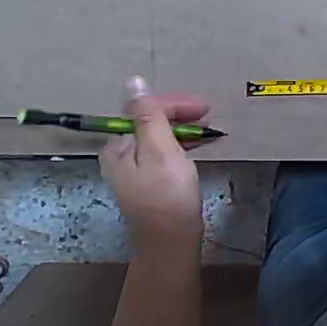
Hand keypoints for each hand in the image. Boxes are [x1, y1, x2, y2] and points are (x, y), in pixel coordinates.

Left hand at [100, 77, 209, 252]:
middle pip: (149, 122)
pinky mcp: (148, 183)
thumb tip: (133, 81)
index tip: (206, 108)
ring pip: (158, 138)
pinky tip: (195, 147)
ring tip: (207, 130)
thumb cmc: (167, 196)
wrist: (171, 244)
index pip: (144, 110)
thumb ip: (148, 115)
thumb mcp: (159, 150)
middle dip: (179, 116)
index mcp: (118, 145)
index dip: (175, 105)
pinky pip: (163, 153)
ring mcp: (133, 171)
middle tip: (208, 117)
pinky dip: (180, 146)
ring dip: (182, 130)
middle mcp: (120, 155)